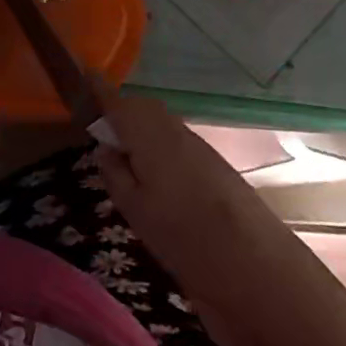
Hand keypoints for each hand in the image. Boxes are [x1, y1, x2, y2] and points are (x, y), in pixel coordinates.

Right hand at [92, 95, 284, 345]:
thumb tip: (105, 148)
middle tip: (100, 130)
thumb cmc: (185, 238)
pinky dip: (160, 143)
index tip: (83, 76)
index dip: (99, 89)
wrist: (262, 269)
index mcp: (150, 137)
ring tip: (125, 154)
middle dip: (120, 110)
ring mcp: (201, 148)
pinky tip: (156, 172)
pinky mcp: (217, 167)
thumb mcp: (135, 210)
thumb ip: (114, 174)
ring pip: (162, 124)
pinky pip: (178, 140)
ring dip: (141, 128)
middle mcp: (176, 133)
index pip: (118, 102)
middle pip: (143, 108)